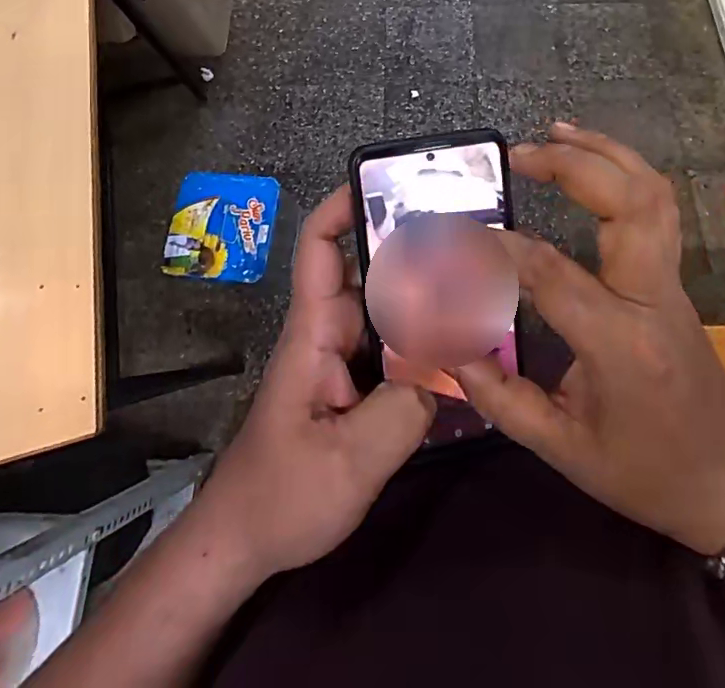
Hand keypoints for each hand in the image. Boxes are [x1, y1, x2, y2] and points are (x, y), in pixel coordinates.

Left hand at [193, 186, 434, 579]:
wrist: (243, 541)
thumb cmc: (282, 496)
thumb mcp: (351, 460)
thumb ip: (405, 411)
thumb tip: (453, 364)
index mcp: (314, 334)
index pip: (320, 249)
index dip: (344, 207)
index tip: (388, 183)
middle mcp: (328, 335)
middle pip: (370, 275)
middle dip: (414, 251)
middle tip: (472, 239)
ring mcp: (341, 362)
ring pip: (387, 315)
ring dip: (426, 301)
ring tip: (482, 286)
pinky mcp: (352, 388)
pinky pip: (392, 352)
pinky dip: (424, 344)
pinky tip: (464, 348)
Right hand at [451, 123, 724, 555]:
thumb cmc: (646, 471)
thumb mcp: (564, 450)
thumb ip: (502, 398)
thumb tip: (450, 349)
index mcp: (620, 342)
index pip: (552, 273)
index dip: (499, 249)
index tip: (457, 236)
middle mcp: (651, 299)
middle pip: (627, 205)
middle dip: (574, 166)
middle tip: (522, 153)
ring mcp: (671, 284)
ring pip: (653, 196)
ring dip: (606, 154)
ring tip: (557, 132)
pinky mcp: (673, 281)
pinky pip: (656, 210)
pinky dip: (625, 173)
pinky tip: (592, 162)